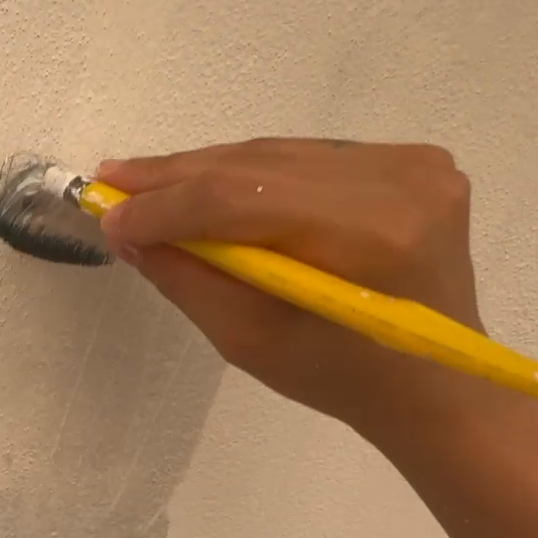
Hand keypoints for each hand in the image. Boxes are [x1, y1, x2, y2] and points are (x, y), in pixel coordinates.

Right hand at [96, 139, 524, 440]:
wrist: (432, 383)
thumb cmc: (337, 378)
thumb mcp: (247, 340)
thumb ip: (188, 280)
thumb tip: (128, 235)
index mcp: (368, 236)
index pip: (242, 200)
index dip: (165, 206)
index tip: (105, 215)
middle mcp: (398, 181)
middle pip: (258, 165)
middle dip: (174, 176)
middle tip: (109, 180)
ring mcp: (412, 164)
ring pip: (277, 155)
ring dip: (205, 169)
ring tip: (142, 181)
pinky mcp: (411, 162)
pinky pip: (305, 159)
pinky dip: (249, 174)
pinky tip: (206, 185)